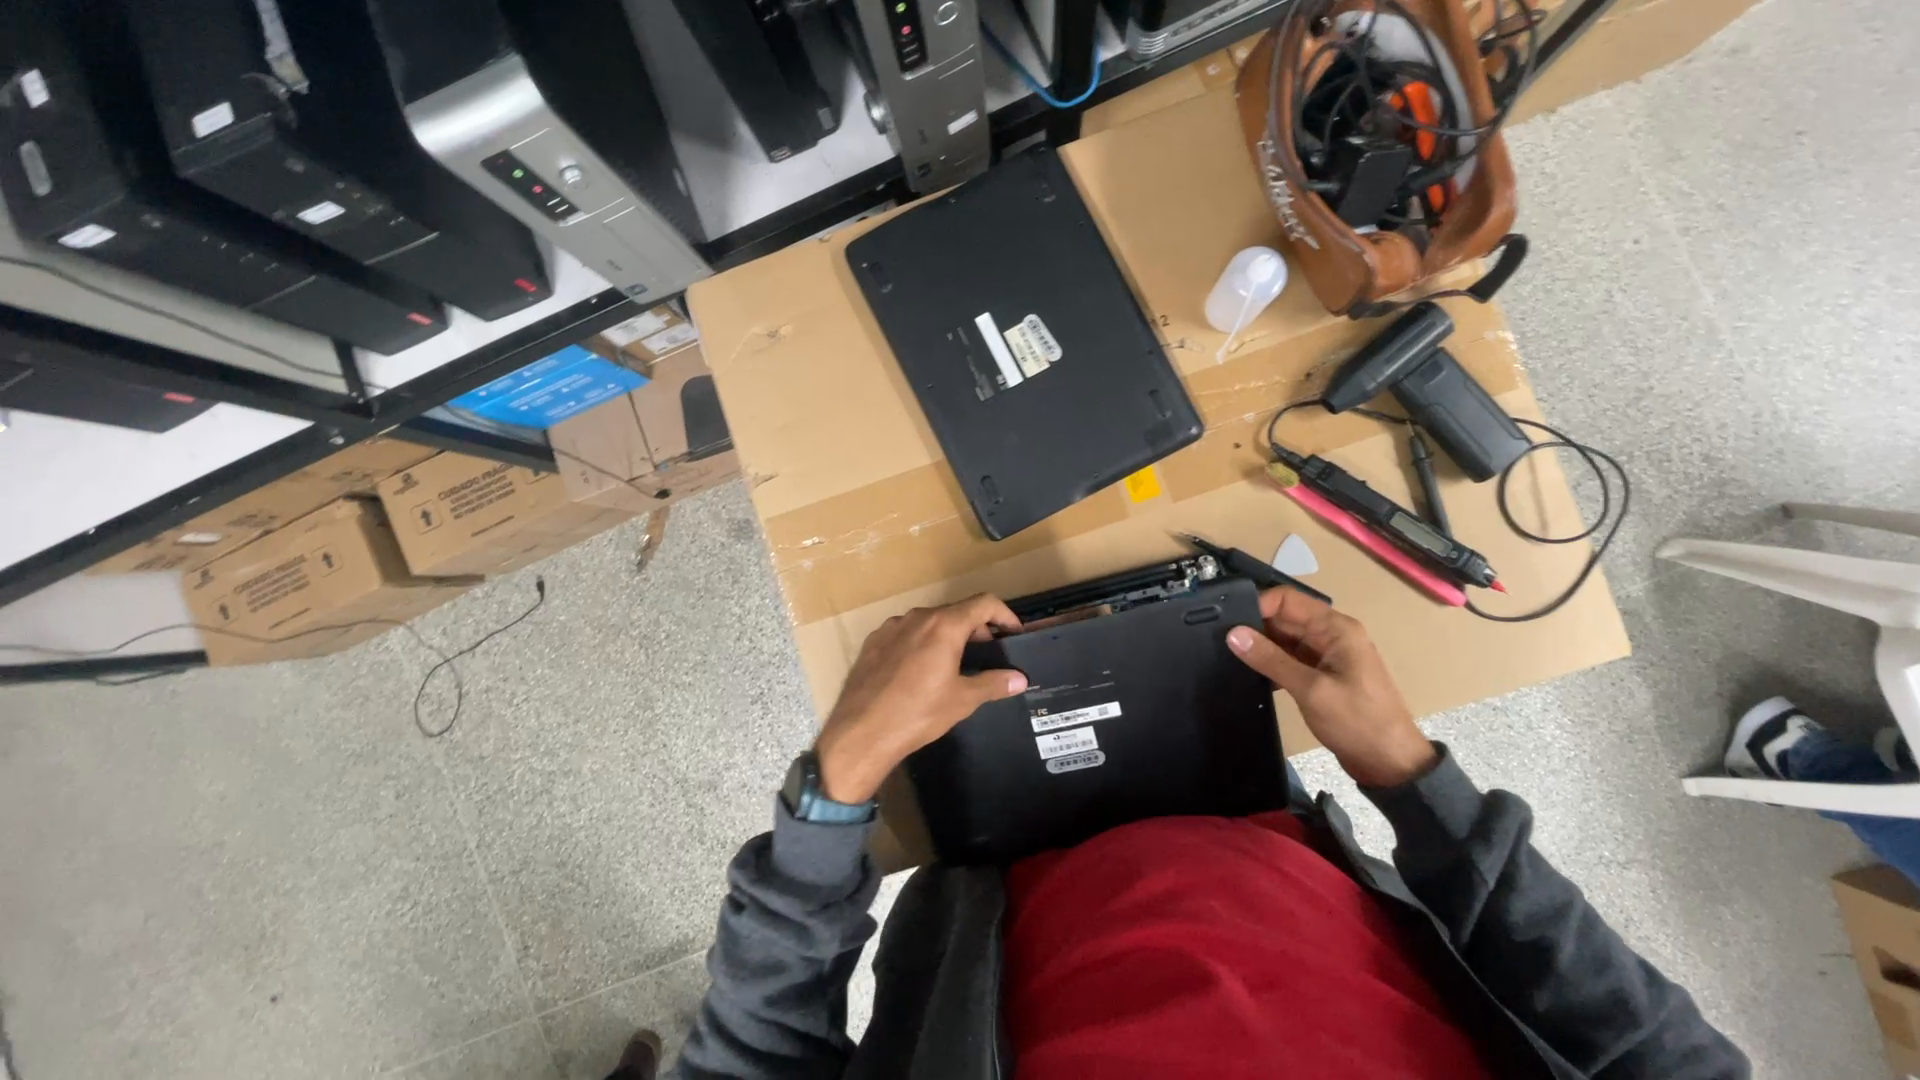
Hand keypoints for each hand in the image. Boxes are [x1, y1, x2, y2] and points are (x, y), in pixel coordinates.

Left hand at [814, 594, 1029, 802]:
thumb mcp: (962, 700)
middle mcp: (917, 618)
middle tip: (986, 655)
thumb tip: (1020, 679)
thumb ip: (993, 684)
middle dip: (976, 629)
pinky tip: (919, 670)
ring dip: (947, 635)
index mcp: (943, 626)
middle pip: (955, 611)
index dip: (1004, 615)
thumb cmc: (917, 713)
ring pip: (928, 622)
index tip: (1013, 632)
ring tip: (954, 663)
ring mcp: (891, 627)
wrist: (862, 732)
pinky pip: (905, 633)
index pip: (984, 603)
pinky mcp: (873, 641)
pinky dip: (921, 643)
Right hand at [1225, 588, 1436, 787]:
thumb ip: (1271, 659)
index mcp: (1335, 628)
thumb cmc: (1357, 721)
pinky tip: (1249, 676)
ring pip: (1283, 639)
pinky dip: (1270, 664)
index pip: (1287, 599)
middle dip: (1254, 626)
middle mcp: (1330, 635)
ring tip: (1227, 657)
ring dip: (1260, 647)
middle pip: (1284, 617)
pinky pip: (1288, 659)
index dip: (1257, 606)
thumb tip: (1233, 634)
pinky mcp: (1320, 676)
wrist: (1390, 762)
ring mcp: (1326, 656)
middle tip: (1220, 642)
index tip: (1228, 624)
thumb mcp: (1311, 689)